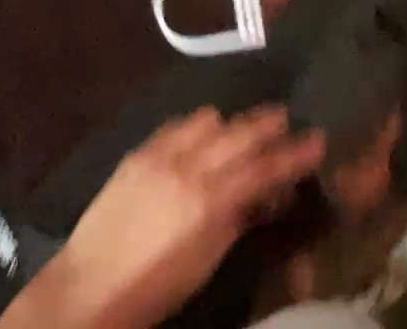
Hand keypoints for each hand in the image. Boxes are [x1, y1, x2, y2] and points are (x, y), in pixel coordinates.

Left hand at [10, 107, 324, 328]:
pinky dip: (197, 127)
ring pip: (207, 119)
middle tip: (287, 119)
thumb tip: (265, 195)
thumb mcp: (207, 261)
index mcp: (209, 201)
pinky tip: (201, 137)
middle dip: (268, 123)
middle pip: (239, 132)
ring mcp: (159, 154)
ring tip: (241, 132)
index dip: (294, 153)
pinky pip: (177, 125)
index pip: (263, 167)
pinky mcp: (138, 151)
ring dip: (230, 123)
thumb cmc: (156, 287)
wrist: (88, 286)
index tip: (317, 138)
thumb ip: (238, 219)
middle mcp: (187, 167)